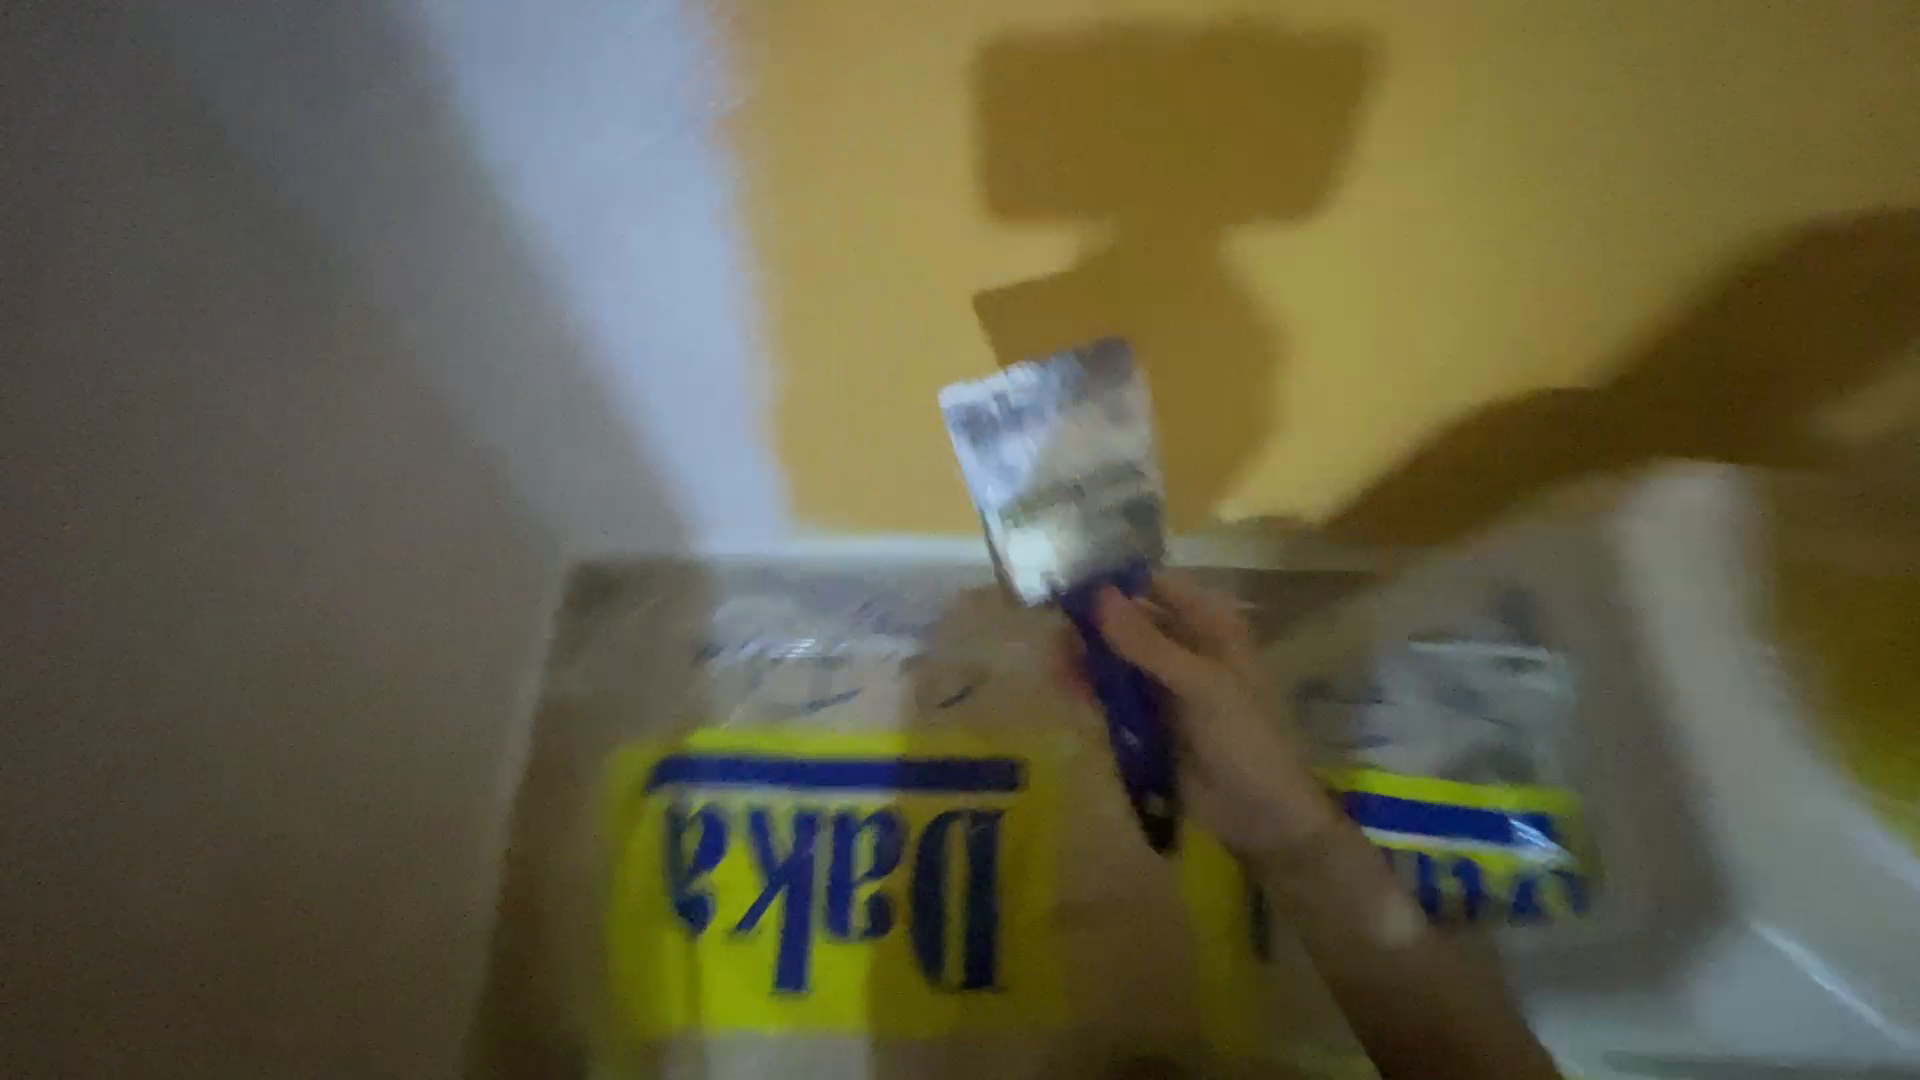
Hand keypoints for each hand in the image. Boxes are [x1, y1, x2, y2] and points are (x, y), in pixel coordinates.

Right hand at [1055, 570, 1341, 864]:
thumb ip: (1147, 642)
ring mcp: (1162, 683)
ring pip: (1114, 658)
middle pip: (1127, 621)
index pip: (1154, 586)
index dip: (1114, 582)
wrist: (1261, 817)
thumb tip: (1097, 594)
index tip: (1068, 586)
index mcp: (1208, 625)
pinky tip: (1064, 690)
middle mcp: (1183, 645)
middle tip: (1052, 634)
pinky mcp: (1146, 717)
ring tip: (1052, 668)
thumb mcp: (1201, 686)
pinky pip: (1110, 693)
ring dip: (1084, 658)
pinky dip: (1089, 689)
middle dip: (1090, 625)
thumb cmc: (1245, 738)